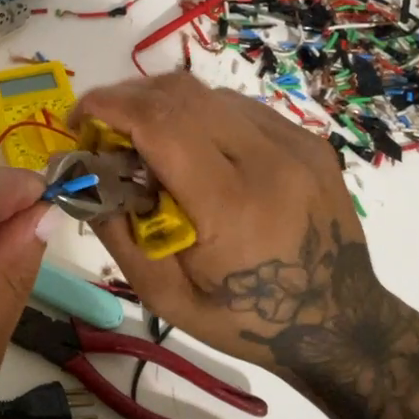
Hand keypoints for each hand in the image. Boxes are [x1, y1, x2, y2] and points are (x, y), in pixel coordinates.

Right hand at [71, 72, 373, 369]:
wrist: (342, 326)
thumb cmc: (243, 318)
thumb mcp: (163, 294)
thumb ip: (114, 230)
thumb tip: (76, 175)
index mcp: (230, 206)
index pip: (159, 123)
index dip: (107, 107)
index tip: (78, 121)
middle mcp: (268, 162)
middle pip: (178, 93)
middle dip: (125, 98)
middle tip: (102, 128)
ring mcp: (294, 145)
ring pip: (204, 93)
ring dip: (160, 105)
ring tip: (144, 140)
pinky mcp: (306, 140)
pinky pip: (234, 105)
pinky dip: (196, 115)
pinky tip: (192, 149)